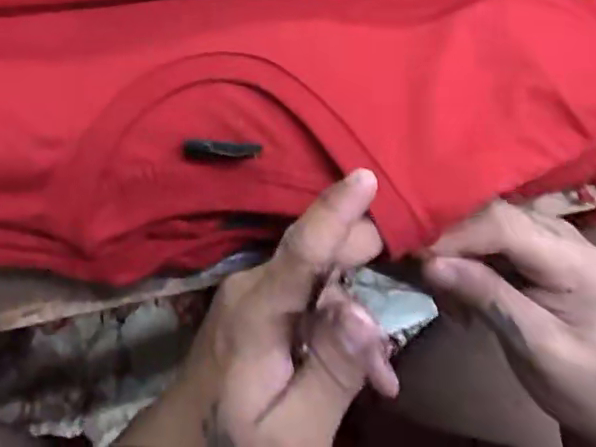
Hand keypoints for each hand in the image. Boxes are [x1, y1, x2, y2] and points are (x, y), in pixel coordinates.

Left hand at [120, 170, 399, 446]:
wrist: (185, 444)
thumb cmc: (239, 440)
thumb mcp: (295, 427)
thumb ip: (331, 371)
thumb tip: (365, 313)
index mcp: (258, 308)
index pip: (301, 248)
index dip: (334, 210)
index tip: (365, 175)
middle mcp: (251, 286)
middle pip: (313, 254)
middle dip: (361, 253)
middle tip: (411, 260)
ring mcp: (250, 296)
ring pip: (314, 282)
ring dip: (354, 314)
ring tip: (386, 373)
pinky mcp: (253, 310)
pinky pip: (302, 302)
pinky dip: (334, 329)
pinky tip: (363, 372)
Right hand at [421, 201, 595, 446]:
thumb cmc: (587, 384)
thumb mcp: (541, 350)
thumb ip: (490, 300)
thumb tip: (430, 263)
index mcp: (574, 259)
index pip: (501, 223)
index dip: (453, 232)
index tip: (417, 256)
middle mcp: (558, 232)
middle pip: (484, 213)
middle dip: (444, 237)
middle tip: (418, 269)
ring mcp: (540, 233)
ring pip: (474, 218)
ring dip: (448, 247)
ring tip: (440, 286)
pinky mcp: (523, 242)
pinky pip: (477, 232)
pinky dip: (457, 254)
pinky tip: (454, 283)